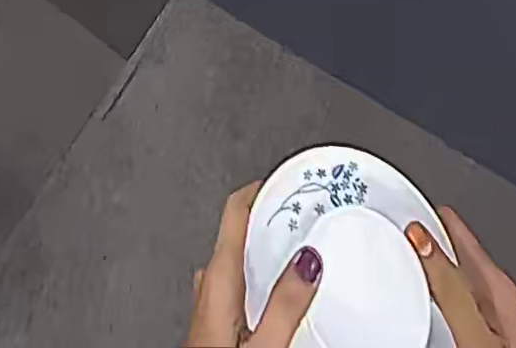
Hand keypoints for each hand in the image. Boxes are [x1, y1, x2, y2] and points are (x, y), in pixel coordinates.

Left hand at [185, 182, 322, 346]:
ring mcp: (208, 299)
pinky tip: (274, 290)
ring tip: (292, 251)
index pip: (234, 209)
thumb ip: (286, 302)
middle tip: (298, 217)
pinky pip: (236, 280)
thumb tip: (308, 261)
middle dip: (268, 220)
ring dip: (263, 249)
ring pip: (238, 255)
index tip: (282, 183)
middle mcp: (209, 281)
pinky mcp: (212, 318)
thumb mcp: (265, 343)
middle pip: (238, 230)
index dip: (258, 190)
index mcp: (218, 275)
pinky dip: (257, 273)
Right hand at [405, 208, 515, 347]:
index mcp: (499, 287)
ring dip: (423, 270)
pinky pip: (446, 300)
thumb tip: (419, 235)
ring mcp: (491, 319)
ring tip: (397, 265)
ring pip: (446, 276)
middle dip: (419, 243)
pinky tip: (416, 303)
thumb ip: (448, 282)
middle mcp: (498, 298)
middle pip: (448, 251)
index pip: (452, 226)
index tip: (393, 205)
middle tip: (388, 235)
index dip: (422, 212)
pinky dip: (428, 295)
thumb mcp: (476, 333)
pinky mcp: (482, 336)